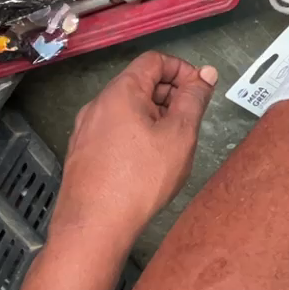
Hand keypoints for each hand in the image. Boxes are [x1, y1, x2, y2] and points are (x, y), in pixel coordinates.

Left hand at [50, 52, 218, 244]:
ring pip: (129, 108)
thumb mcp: (180, 133)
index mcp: (121, 92)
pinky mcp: (82, 153)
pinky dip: (137, 132)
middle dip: (171, 95)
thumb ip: (195, 98)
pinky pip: (116, 128)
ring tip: (171, 144)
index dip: (183, 70)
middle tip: (190, 121)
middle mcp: (98, 105)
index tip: (199, 92)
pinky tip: (148, 161)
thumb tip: (206, 74)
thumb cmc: (139, 179)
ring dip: (156, 116)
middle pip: (141, 82)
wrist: (93, 228)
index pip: (155, 61)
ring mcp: (86, 130)